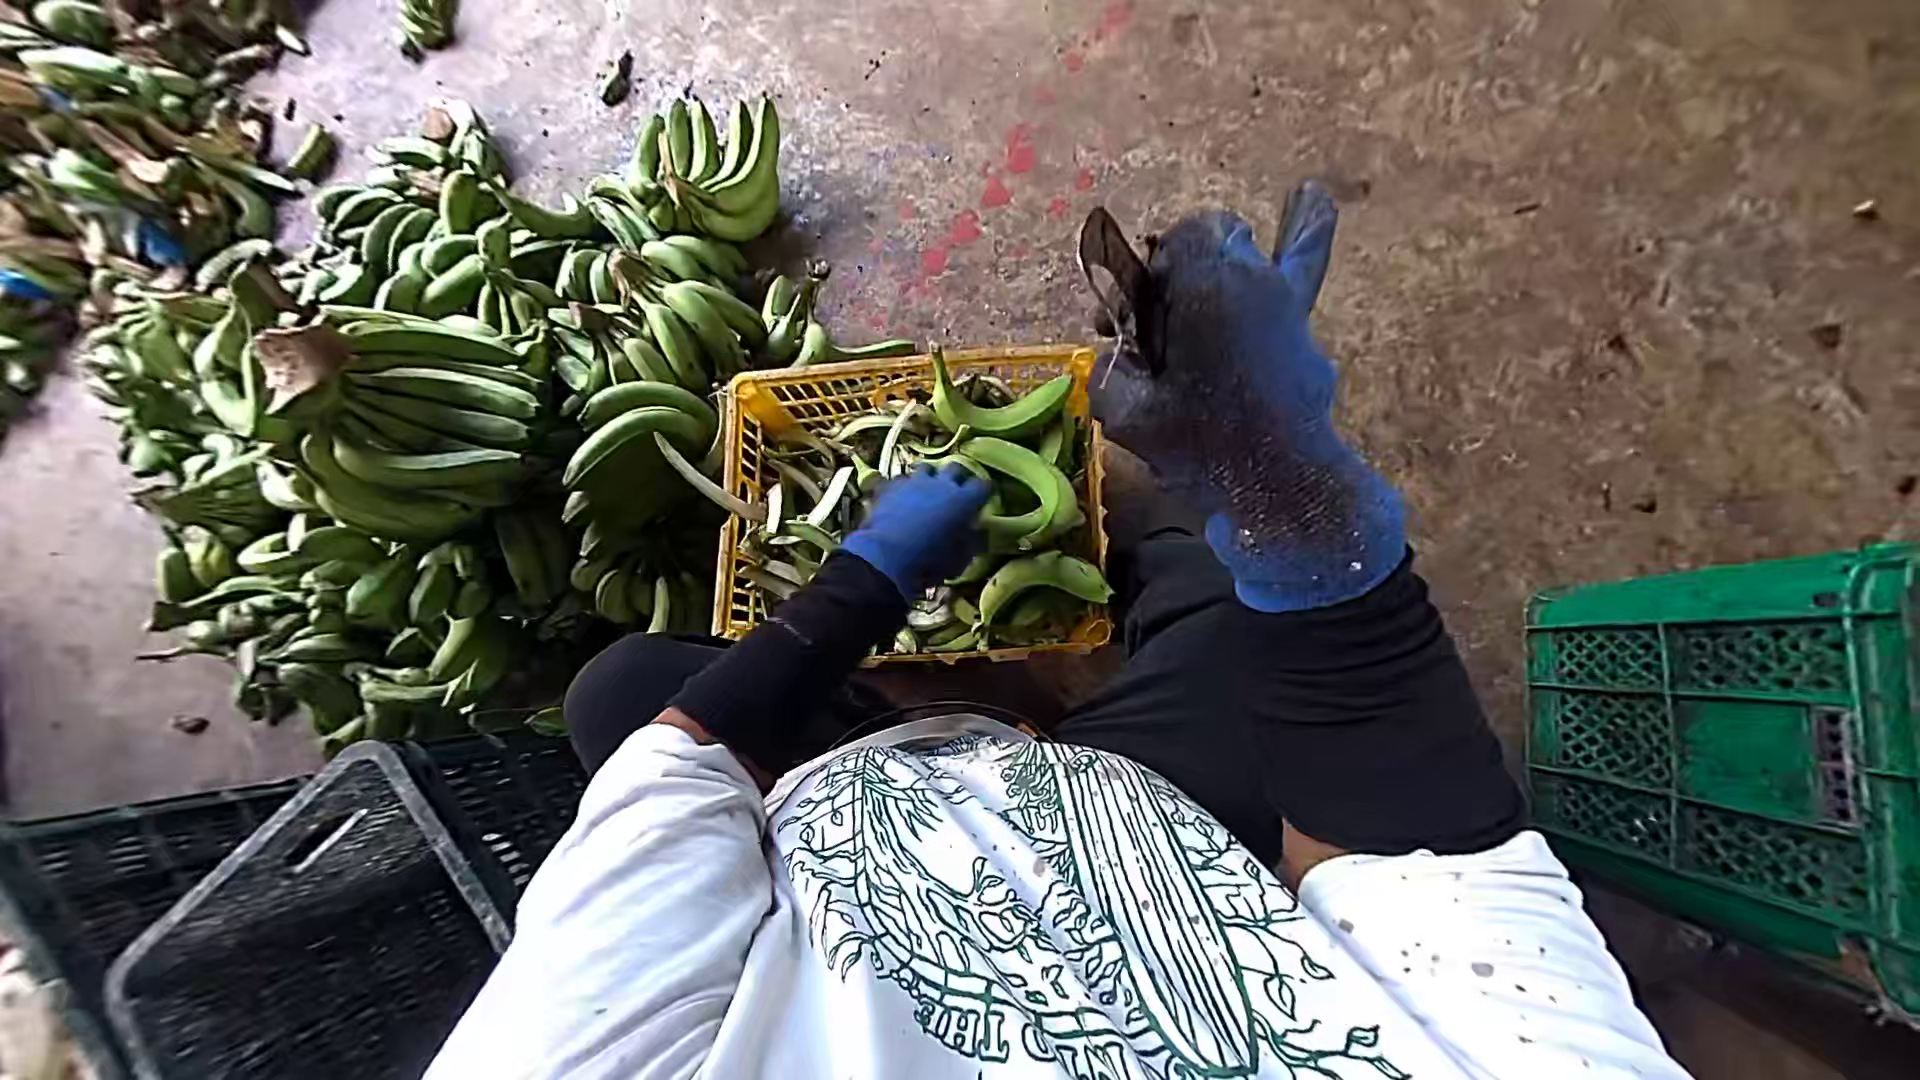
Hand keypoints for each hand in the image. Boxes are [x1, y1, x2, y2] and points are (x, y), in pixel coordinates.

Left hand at [840, 463, 991, 598]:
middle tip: (956, 489)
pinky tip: (900, 497)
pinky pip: (901, 480)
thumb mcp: (960, 559)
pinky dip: (904, 487)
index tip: (982, 498)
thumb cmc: (930, 560)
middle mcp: (942, 484)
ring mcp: (914, 482)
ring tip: (927, 488)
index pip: (982, 486)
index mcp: (964, 500)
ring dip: (929, 476)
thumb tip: (981, 532)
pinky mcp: (891, 486)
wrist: (887, 555)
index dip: (984, 491)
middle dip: (957, 476)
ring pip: (926, 468)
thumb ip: (974, 542)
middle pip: (955, 468)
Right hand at [1089, 181, 1404, 611]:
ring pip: (1250, 249)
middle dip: (1175, 268)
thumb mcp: (1128, 416)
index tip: (1126, 316)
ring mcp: (1285, 301)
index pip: (1179, 238)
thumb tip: (1113, 360)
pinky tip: (1309, 193)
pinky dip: (1303, 230)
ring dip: (1218, 261)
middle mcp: (1252, 279)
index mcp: (1207, 289)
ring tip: (1209, 253)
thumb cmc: (1201, 447)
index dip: (1147, 269)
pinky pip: (1304, 265)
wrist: (1277, 486)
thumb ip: (1109, 374)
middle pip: (1212, 240)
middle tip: (1153, 318)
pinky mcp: (1302, 328)